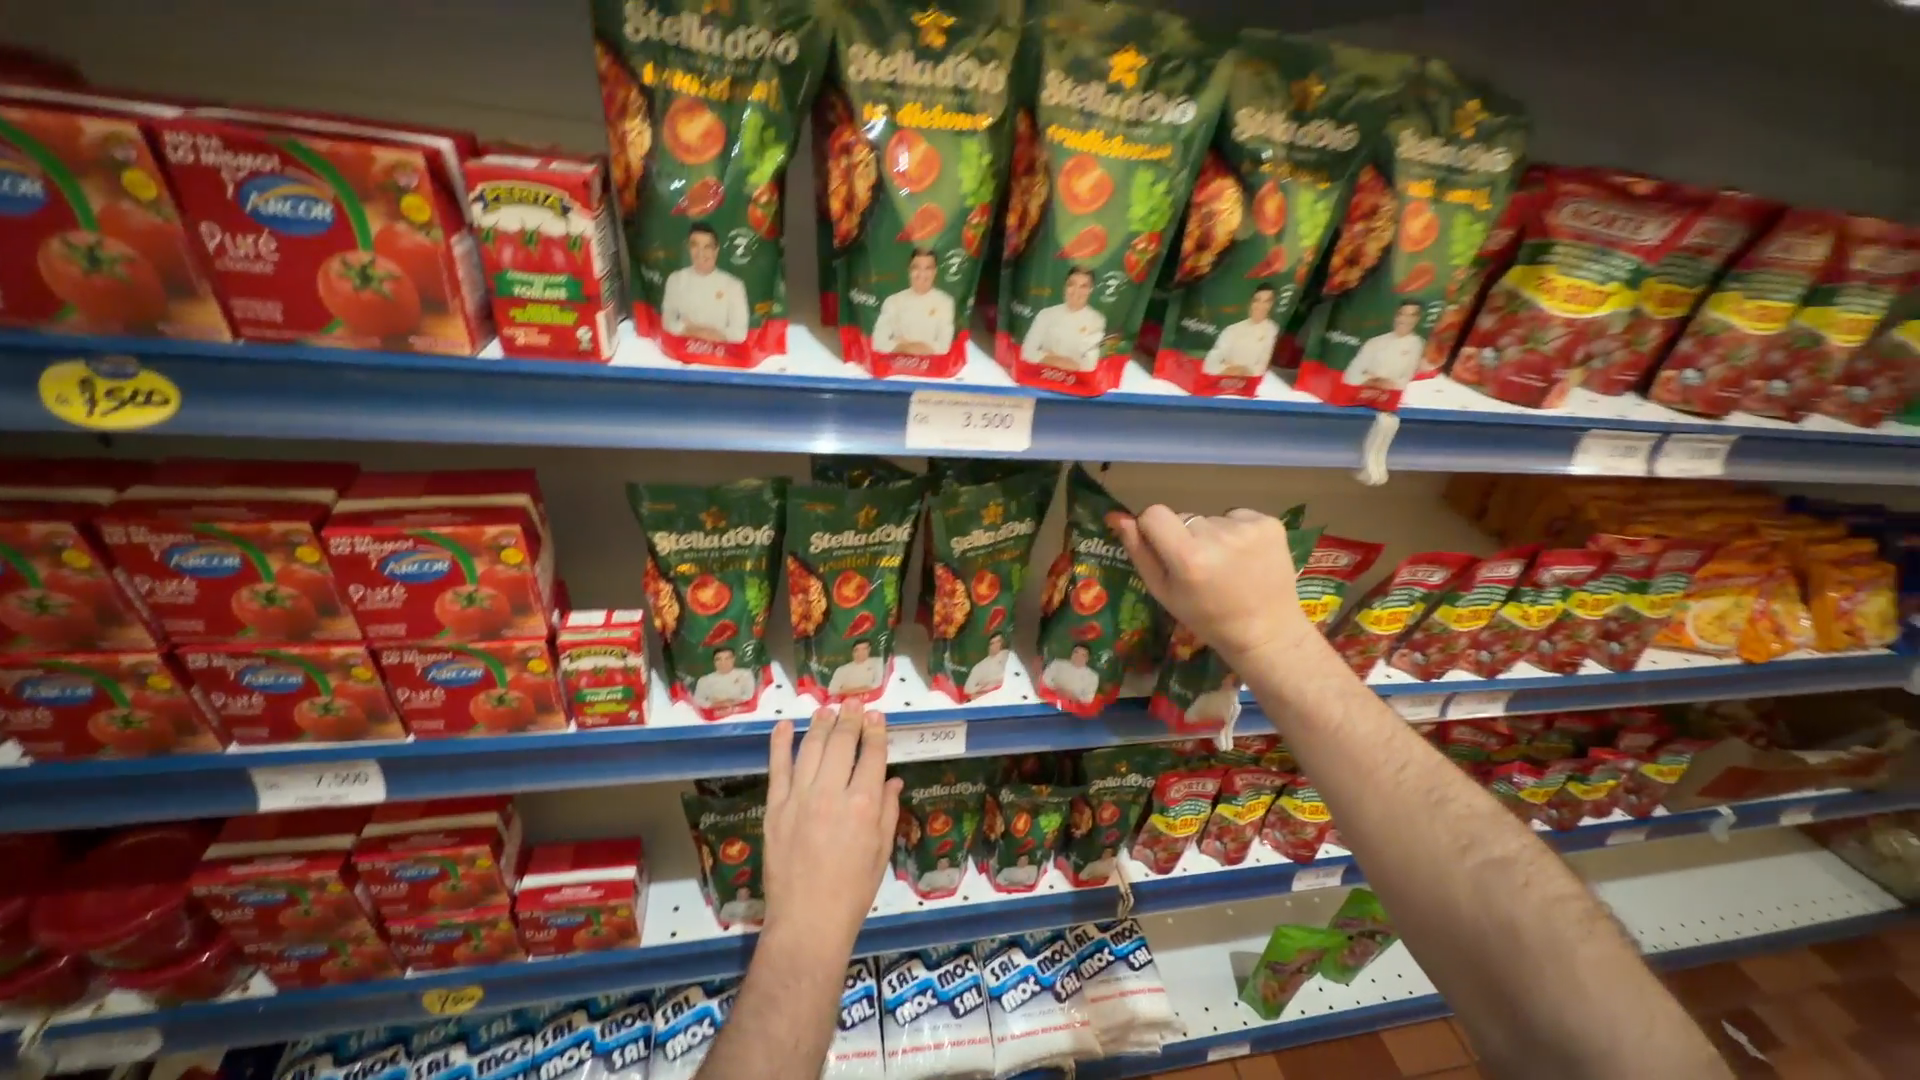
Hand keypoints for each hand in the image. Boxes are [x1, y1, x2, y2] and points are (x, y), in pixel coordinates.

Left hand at [762, 702, 901, 957]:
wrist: (808, 919)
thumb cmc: (854, 890)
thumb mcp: (881, 851)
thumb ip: (887, 811)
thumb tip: (891, 780)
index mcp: (864, 805)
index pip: (871, 754)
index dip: (875, 730)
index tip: (876, 714)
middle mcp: (832, 794)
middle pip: (842, 743)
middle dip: (849, 719)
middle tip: (853, 703)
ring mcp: (799, 798)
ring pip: (811, 749)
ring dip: (821, 725)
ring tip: (827, 709)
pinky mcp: (775, 808)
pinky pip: (778, 768)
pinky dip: (781, 744)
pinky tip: (786, 726)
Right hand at [1108, 505, 1311, 666]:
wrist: (1266, 631)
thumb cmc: (1207, 618)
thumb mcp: (1164, 592)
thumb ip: (1140, 553)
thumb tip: (1119, 518)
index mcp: (1188, 557)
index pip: (1154, 514)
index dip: (1153, 528)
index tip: (1163, 548)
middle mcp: (1217, 536)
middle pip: (1184, 517)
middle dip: (1185, 536)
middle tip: (1200, 567)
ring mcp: (1247, 528)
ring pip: (1210, 518)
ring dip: (1212, 536)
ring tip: (1226, 566)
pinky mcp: (1270, 524)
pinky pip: (1237, 516)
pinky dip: (1236, 532)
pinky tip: (1246, 557)